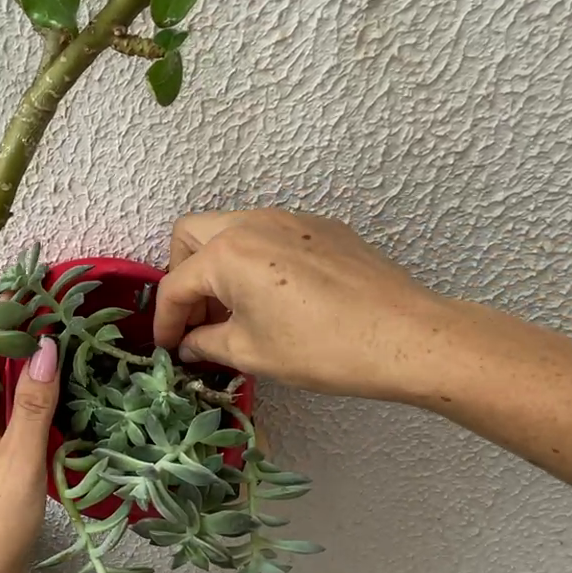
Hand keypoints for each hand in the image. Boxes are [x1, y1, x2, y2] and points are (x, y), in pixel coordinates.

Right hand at [152, 208, 458, 400]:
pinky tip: (275, 298)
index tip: (170, 346)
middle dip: (183, 274)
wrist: (405, 337)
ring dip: (218, 265)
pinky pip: (269, 234)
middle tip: (197, 314)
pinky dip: (255, 260)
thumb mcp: (250, 353)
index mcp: (227, 254)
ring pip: (230, 229)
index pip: (175, 285)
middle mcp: (253, 223)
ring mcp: (290, 219)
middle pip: (191, 235)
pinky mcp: (321, 227)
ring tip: (234, 309)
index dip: (165, 321)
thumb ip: (207, 343)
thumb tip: (191, 343)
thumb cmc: (320, 348)